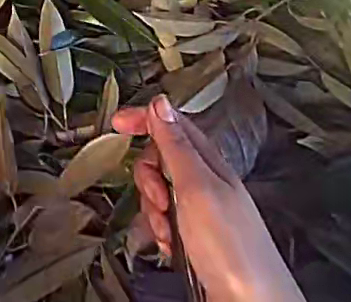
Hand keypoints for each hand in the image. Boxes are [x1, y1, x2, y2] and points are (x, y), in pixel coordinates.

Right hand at [112, 96, 304, 301]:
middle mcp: (205, 182)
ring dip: (153, 209)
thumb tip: (160, 102)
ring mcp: (201, 211)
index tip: (118, 122)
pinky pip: (164, 220)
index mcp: (208, 162)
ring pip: (159, 190)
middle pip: (160, 158)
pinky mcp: (196, 238)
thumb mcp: (198, 187)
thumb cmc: (232, 249)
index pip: (172, 123)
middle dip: (148, 176)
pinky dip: (159, 231)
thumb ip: (176, 144)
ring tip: (167, 231)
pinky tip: (170, 247)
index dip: (144, 118)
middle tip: (158, 198)